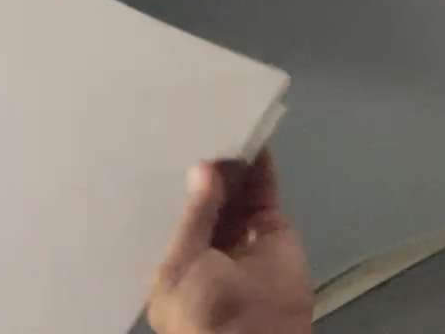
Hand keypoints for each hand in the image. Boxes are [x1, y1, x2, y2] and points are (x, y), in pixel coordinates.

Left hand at [147, 150, 313, 333]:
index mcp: (173, 264)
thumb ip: (196, 216)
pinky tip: (257, 146)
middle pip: (208, 203)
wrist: (256, 333)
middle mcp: (206, 247)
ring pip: (237, 194)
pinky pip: (265, 193)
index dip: (173, 191)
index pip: (172, 220)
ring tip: (230, 132)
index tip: (170, 154)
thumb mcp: (181, 267)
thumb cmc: (201, 309)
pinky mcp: (274, 226)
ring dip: (236, 167)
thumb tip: (203, 168)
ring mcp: (242, 235)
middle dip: (207, 175)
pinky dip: (263, 170)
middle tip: (203, 134)